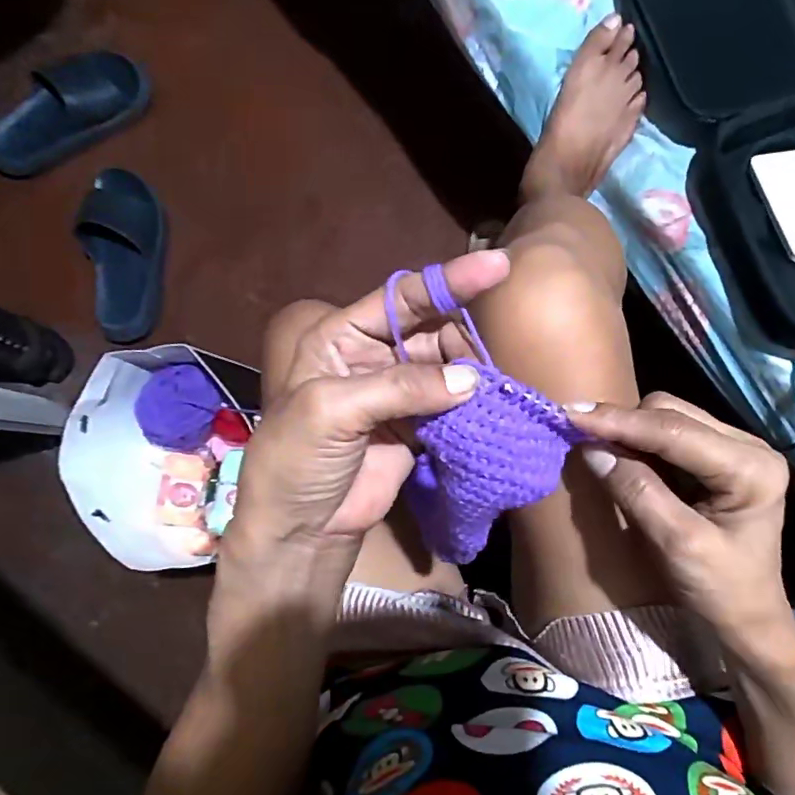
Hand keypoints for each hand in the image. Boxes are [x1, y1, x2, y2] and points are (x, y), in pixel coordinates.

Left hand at [226, 251, 509, 568]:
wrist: (302, 528)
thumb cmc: (297, 459)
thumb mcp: (332, 410)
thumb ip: (399, 387)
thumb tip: (470, 380)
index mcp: (340, 337)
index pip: (400, 298)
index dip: (447, 281)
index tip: (497, 266)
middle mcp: (373, 358)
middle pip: (432, 330)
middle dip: (463, 339)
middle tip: (484, 366)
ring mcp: (398, 395)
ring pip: (449, 369)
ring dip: (473, 375)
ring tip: (490, 391)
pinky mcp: (417, 428)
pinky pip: (453, 407)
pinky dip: (473, 407)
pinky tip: (490, 408)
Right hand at [566, 394, 794, 672]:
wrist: (745, 616)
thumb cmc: (720, 588)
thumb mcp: (677, 544)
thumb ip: (638, 493)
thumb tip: (592, 450)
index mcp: (751, 467)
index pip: (675, 431)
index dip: (620, 422)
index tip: (572, 416)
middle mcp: (748, 446)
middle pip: (672, 414)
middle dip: (623, 422)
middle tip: (577, 434)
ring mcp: (734, 449)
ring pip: (669, 418)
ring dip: (629, 430)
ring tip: (594, 444)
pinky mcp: (716, 458)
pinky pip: (669, 435)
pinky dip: (638, 441)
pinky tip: (617, 453)